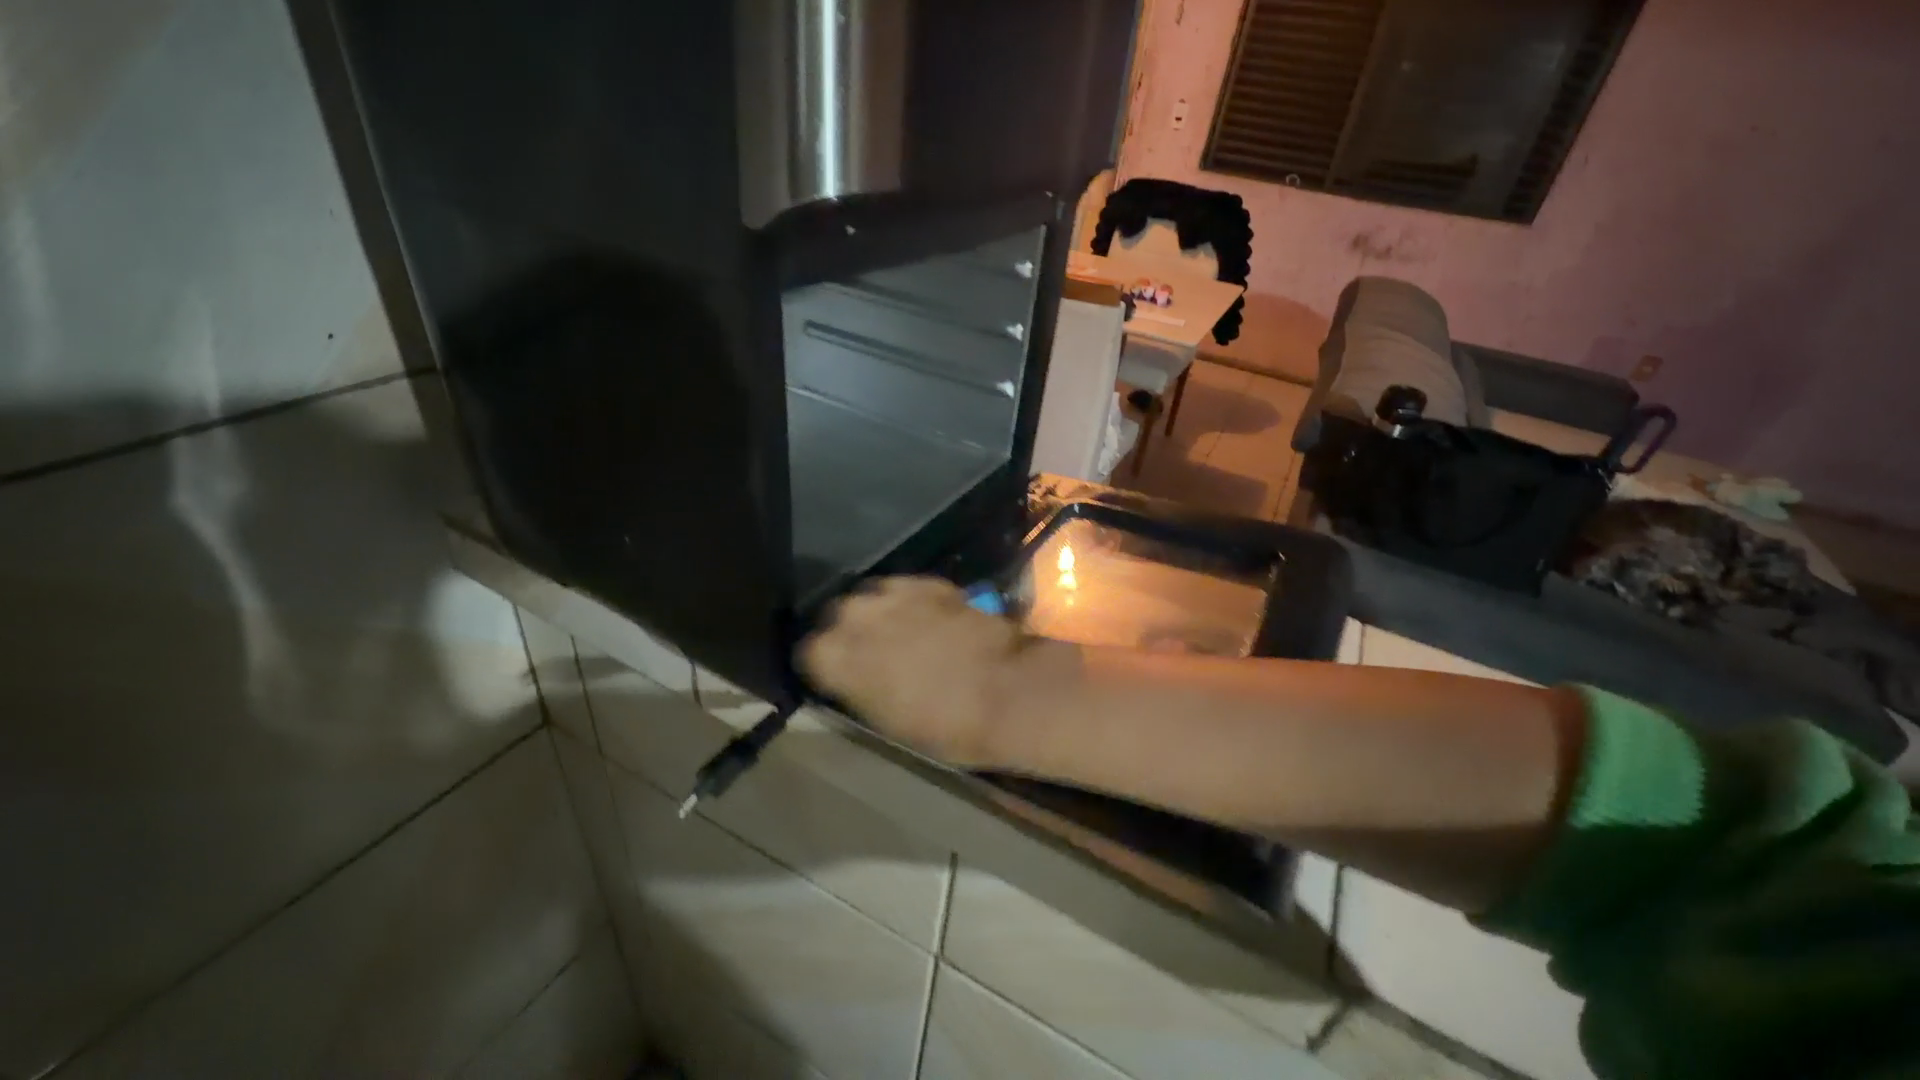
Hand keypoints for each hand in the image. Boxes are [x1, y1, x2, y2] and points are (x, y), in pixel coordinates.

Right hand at [799, 577, 1030, 766]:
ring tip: (899, 636)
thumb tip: (851, 679)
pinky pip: (904, 590)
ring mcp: (891, 591)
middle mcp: (852, 614)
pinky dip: (910, 604)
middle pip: (836, 617)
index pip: (807, 654)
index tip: (839, 681)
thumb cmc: (940, 726)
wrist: (1004, 691)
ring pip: (869, 598)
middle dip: (848, 633)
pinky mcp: (928, 581)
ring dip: (878, 615)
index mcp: (830, 654)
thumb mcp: (881, 720)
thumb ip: (854, 689)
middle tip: (871, 657)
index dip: (824, 668)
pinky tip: (928, 622)